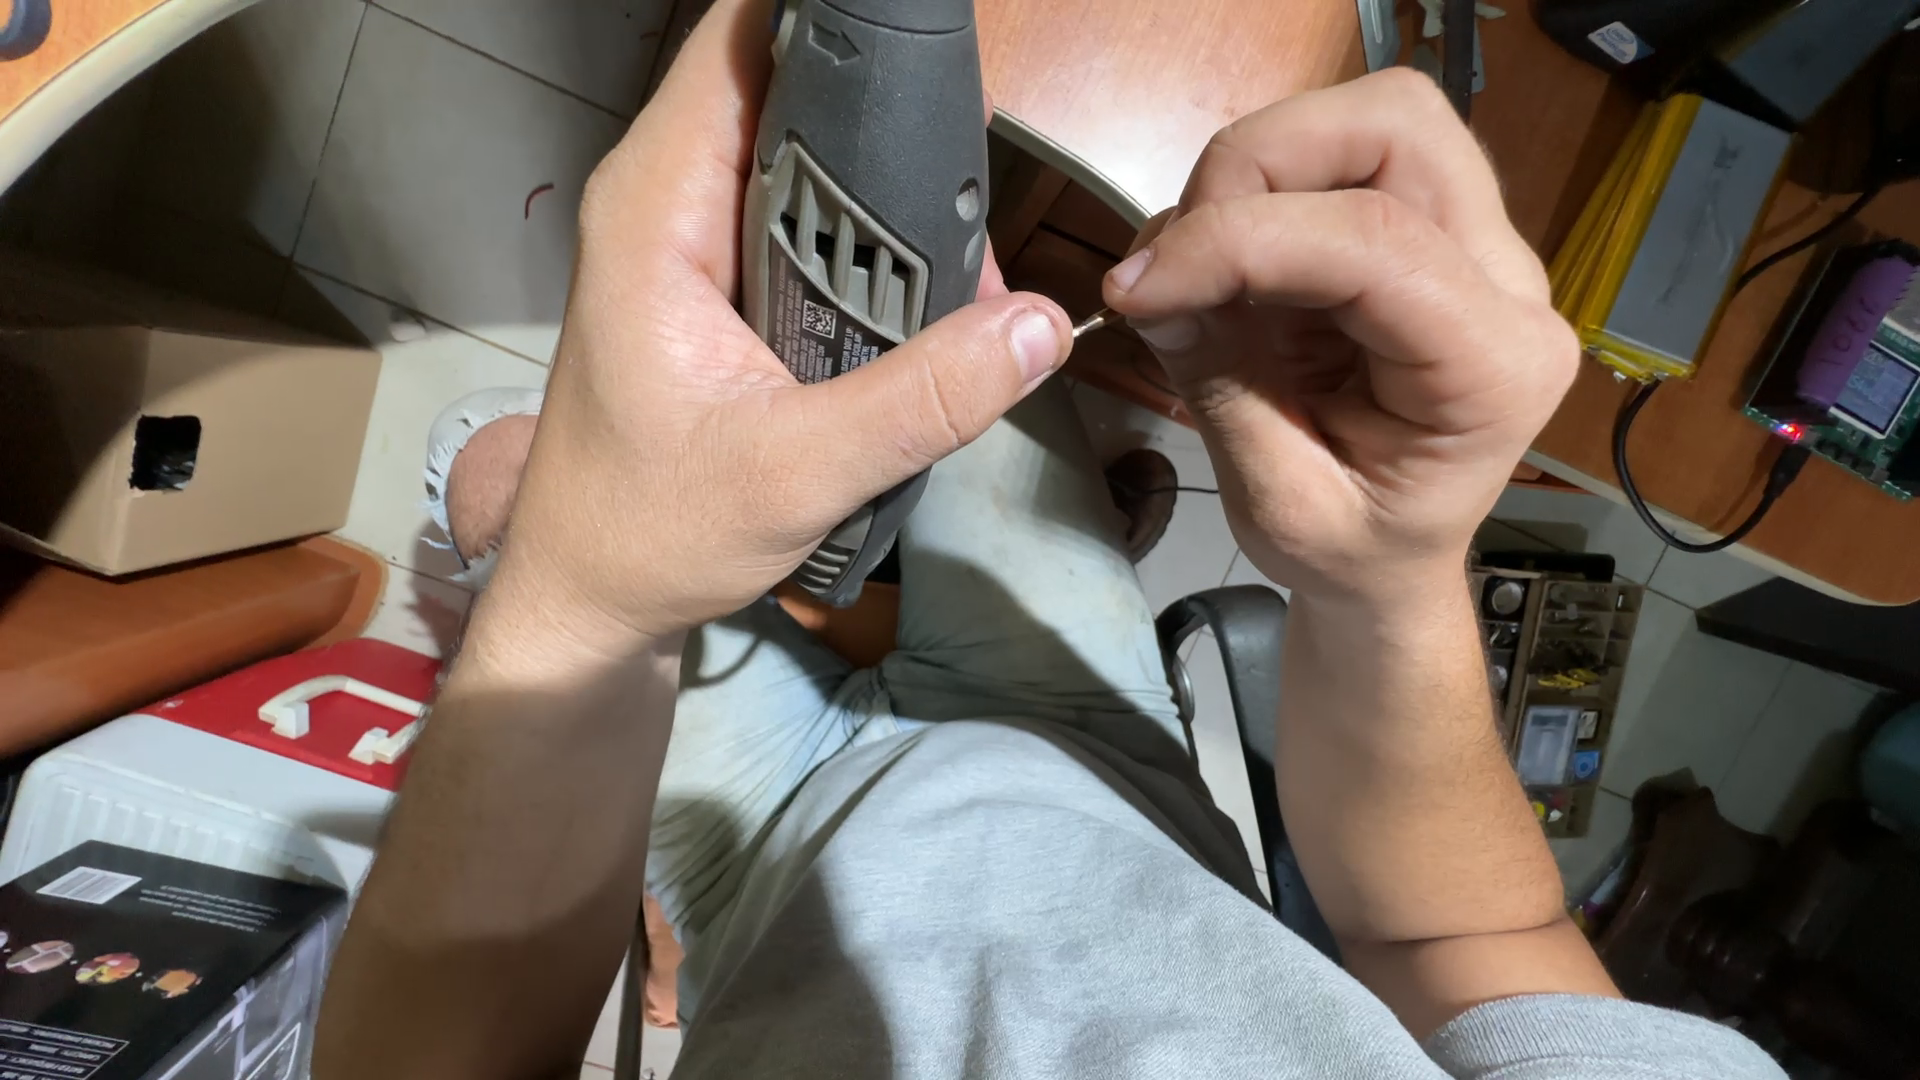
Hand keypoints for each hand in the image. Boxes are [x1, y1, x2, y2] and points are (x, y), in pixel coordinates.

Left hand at [479, 0, 1070, 653]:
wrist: (598, 594)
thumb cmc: (658, 533)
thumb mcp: (796, 473)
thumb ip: (916, 402)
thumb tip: (1033, 329)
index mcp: (662, 210)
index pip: (751, 43)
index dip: (848, 44)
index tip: (941, 92)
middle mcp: (675, 208)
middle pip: (801, 110)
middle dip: (897, 157)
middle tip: (971, 235)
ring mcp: (701, 258)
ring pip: (817, 186)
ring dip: (895, 229)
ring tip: (959, 298)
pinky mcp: (726, 305)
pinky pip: (814, 252)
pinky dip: (874, 278)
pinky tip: (916, 332)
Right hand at [1103, 69, 1576, 605]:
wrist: (1391, 564)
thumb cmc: (1349, 554)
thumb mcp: (1275, 504)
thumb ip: (1219, 390)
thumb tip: (1148, 292)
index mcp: (1489, 369)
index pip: (1372, 243)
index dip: (1233, 244)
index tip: (1132, 291)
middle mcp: (1502, 282)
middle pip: (1392, 127)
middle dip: (1255, 167)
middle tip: (1174, 254)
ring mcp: (1466, 249)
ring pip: (1367, 125)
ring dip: (1251, 176)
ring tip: (1188, 267)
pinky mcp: (1414, 241)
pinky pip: (1333, 168)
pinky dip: (1249, 199)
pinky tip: (1210, 270)